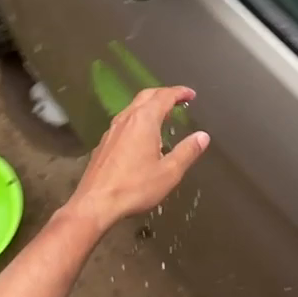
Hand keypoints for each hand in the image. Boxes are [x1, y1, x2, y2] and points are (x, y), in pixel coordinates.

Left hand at [63, 86, 209, 234]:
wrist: (95, 203)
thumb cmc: (134, 187)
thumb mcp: (169, 172)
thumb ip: (187, 152)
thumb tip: (202, 136)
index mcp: (144, 120)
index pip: (164, 96)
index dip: (179, 92)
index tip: (190, 94)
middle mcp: (126, 119)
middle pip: (146, 96)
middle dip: (164, 94)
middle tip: (179, 99)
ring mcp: (112, 130)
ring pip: (133, 107)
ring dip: (150, 105)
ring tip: (164, 114)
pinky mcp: (104, 143)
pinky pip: (124, 121)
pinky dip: (138, 118)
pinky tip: (142, 134)